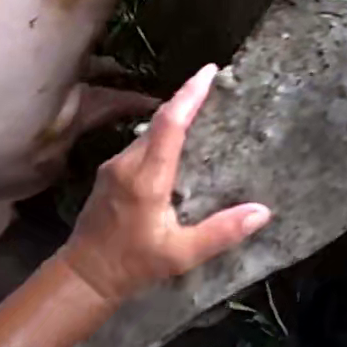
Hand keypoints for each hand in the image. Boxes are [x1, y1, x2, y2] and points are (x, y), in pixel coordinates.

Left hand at [59, 64, 270, 302]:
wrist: (85, 275)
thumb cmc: (133, 265)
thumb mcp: (181, 254)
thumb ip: (221, 232)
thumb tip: (262, 212)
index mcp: (146, 179)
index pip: (169, 125)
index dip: (189, 95)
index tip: (209, 72)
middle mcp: (127, 164)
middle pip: (159, 121)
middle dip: (186, 99)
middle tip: (215, 86)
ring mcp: (114, 166)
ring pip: (148, 132)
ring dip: (174, 117)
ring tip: (203, 110)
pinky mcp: (109, 172)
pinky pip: (140, 144)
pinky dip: (161, 135)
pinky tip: (177, 143)